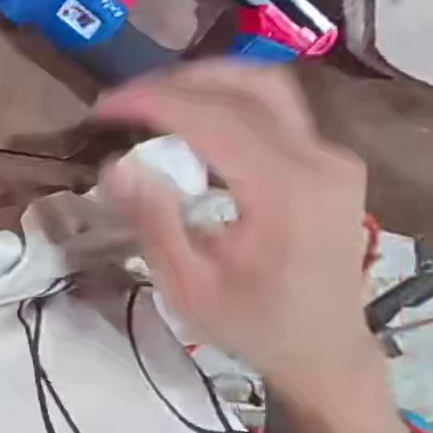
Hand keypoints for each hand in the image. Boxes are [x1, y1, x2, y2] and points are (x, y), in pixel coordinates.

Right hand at [94, 61, 377, 391]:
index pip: (215, 119)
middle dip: (178, 81)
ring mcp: (331, 159)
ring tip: (150, 103)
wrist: (325, 350)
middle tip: (123, 100)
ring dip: (204, 85)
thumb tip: (115, 166)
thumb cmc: (252, 325)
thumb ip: (154, 221)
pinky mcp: (327, 164)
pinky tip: (188, 124)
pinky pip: (274, 113)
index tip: (102, 107)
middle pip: (251, 86)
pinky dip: (224, 105)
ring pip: (267, 90)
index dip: (152, 103)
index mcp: (284, 192)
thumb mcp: (187, 285)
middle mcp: (319, 161)